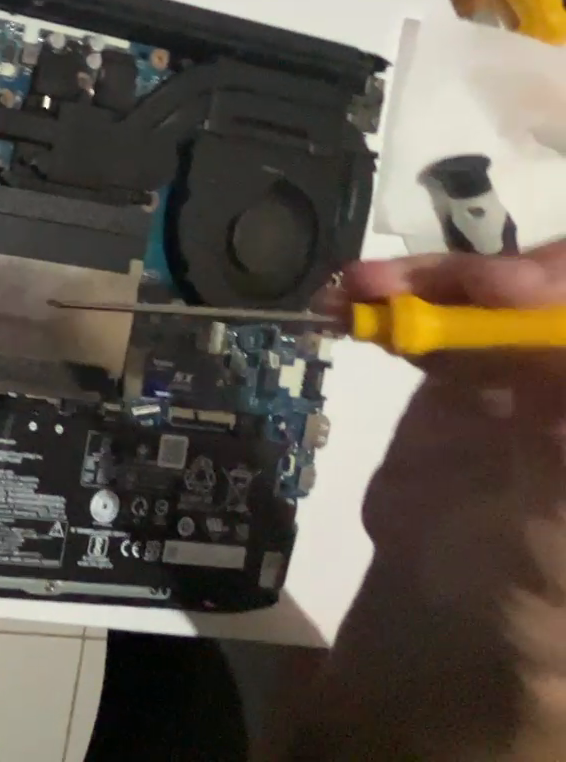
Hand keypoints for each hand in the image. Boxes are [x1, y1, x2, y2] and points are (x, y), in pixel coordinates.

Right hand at [284, 243, 565, 758]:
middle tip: (443, 282)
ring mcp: (534, 375)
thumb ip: (556, 423)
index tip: (519, 286)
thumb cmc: (540, 583)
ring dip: (432, 278)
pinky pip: (433, 317)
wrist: (452, 618)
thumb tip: (540, 310)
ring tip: (360, 285)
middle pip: (563, 292)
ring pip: (496, 294)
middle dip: (508, 274)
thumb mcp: (559, 515)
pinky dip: (390, 300)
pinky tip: (347, 300)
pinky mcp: (462, 379)